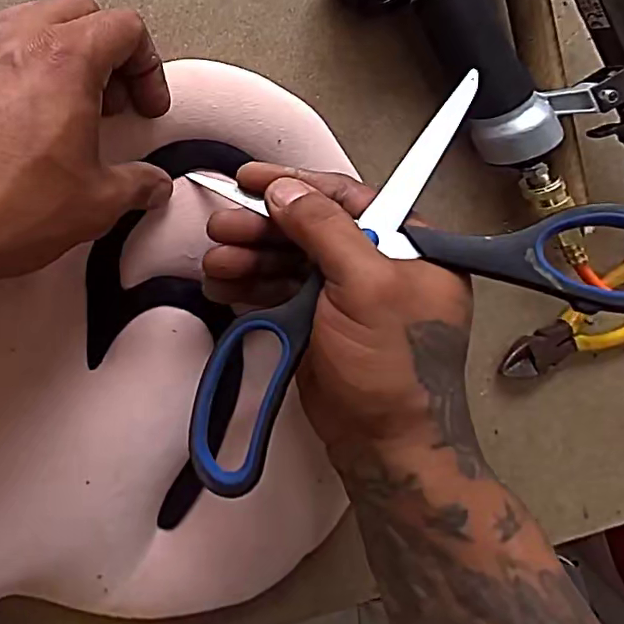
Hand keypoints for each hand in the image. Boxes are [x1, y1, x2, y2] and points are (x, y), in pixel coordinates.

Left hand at [0, 0, 172, 292]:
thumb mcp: (92, 205)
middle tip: (110, 99)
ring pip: (30, 22)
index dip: (148, 66)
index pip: (126, 28)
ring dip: (58, 53)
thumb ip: (136, 185)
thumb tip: (147, 184)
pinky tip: (12, 113)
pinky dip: (13, 65)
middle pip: (80, 13)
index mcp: (63, 58)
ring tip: (62, 104)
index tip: (143, 101)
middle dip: (107, 52)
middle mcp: (12, 39)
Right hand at [202, 164, 473, 452]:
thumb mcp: (366, 288)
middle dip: (260, 225)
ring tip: (218, 261)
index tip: (252, 178)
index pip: (344, 197)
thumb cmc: (397, 373)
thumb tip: (288, 191)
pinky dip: (248, 284)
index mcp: (405, 246)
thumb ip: (326, 231)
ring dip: (247, 256)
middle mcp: (374, 264)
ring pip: (285, 258)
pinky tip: (224, 283)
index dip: (294, 184)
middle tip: (224, 226)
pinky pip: (275, 288)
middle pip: (306, 226)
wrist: (383, 445)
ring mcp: (341, 293)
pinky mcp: (314, 318)